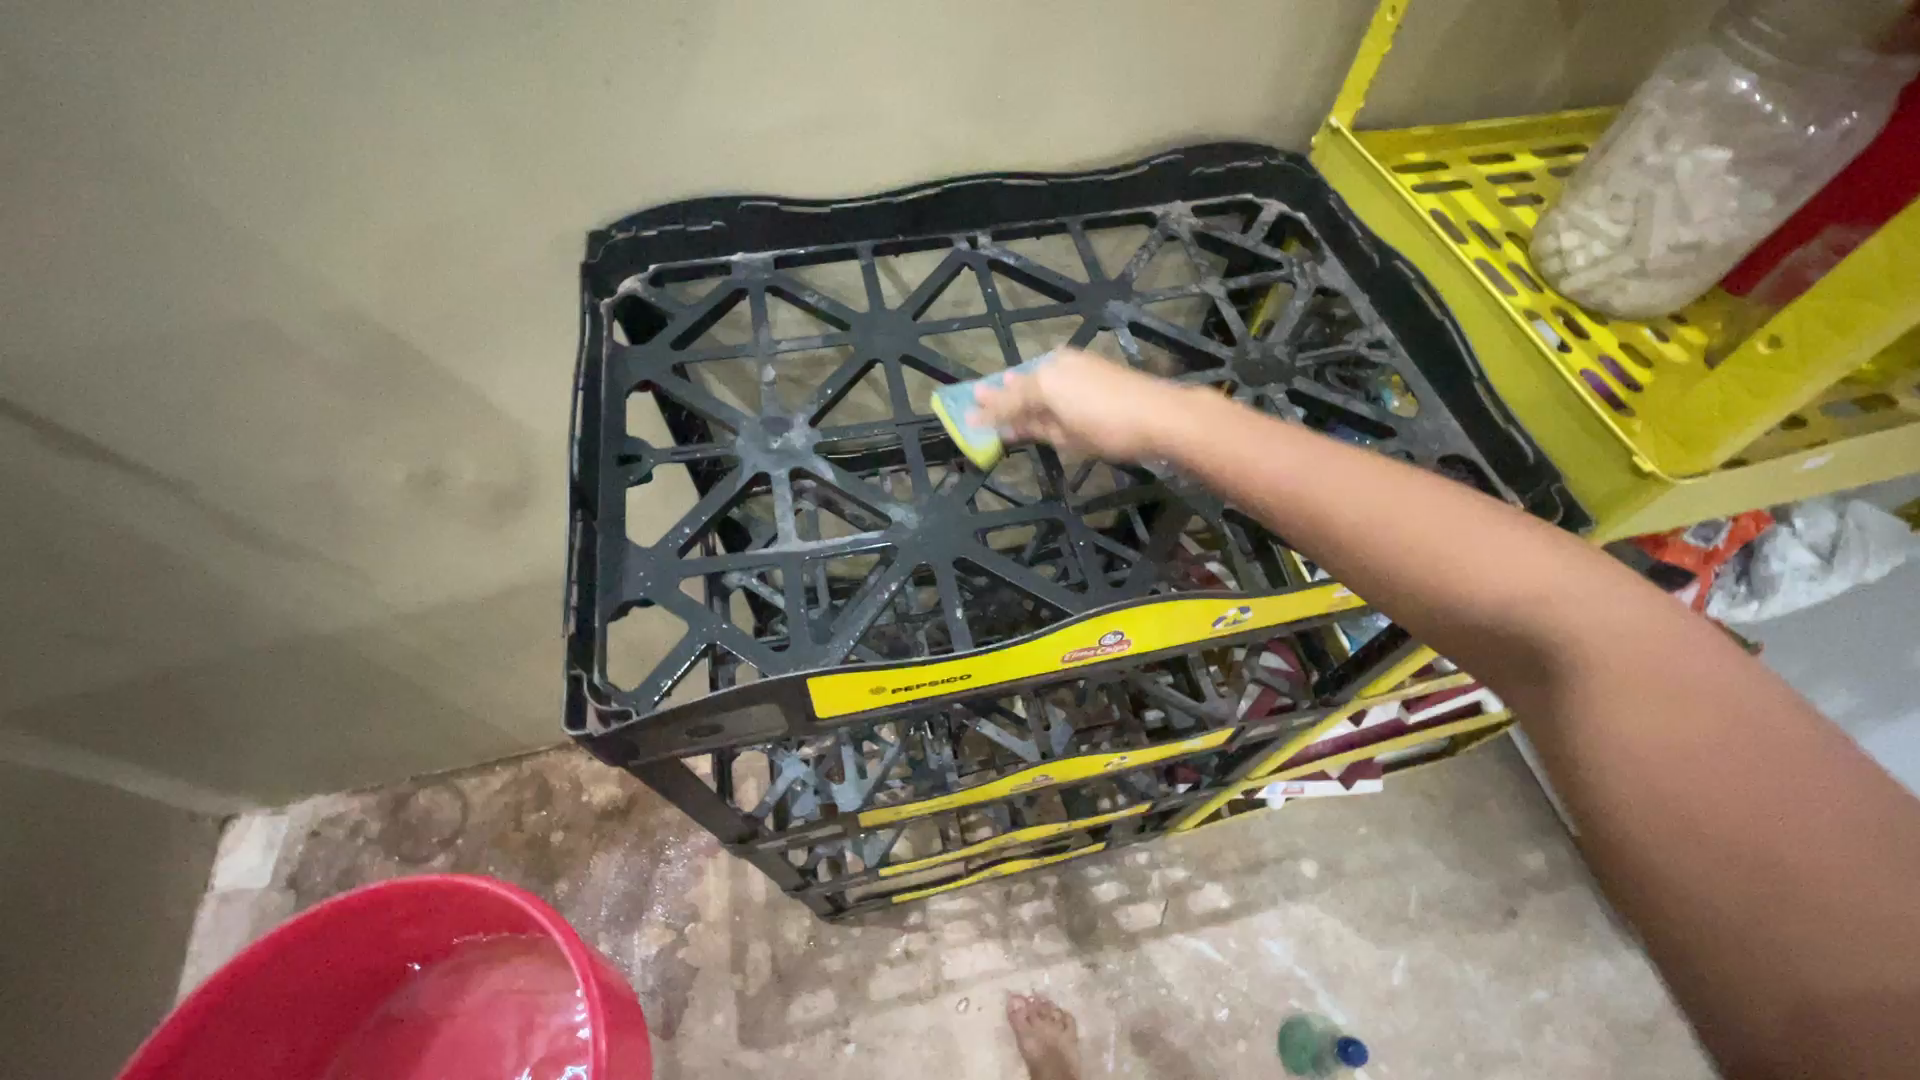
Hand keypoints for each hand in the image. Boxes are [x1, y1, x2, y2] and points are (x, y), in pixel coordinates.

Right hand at [969, 348, 1190, 462]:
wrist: (1160, 414)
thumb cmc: (1109, 431)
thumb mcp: (1066, 437)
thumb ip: (1033, 428)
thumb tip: (1010, 428)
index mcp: (1042, 383)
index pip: (1006, 401)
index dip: (987, 413)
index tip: (967, 419)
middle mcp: (1053, 365)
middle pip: (1019, 384)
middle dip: (999, 394)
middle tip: (976, 397)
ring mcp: (1073, 362)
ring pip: (1037, 376)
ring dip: (1019, 386)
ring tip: (999, 389)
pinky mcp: (1090, 364)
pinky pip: (1054, 373)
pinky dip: (1041, 383)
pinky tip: (1036, 388)